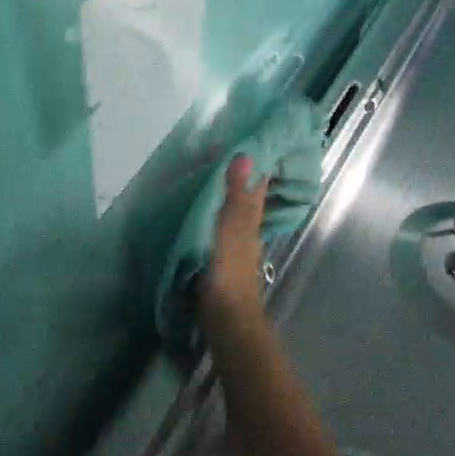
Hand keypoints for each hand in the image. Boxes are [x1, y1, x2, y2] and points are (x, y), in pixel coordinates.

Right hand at [200, 156, 271, 319]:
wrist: (226, 320)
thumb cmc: (229, 271)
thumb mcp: (233, 229)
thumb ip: (237, 196)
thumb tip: (247, 155)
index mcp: (250, 218)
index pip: (257, 182)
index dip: (255, 160)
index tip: (248, 136)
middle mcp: (245, 228)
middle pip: (245, 194)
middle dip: (238, 173)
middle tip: (222, 148)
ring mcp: (232, 244)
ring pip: (230, 209)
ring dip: (223, 191)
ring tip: (207, 171)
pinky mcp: (217, 258)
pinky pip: (215, 225)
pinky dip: (210, 212)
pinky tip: (197, 209)